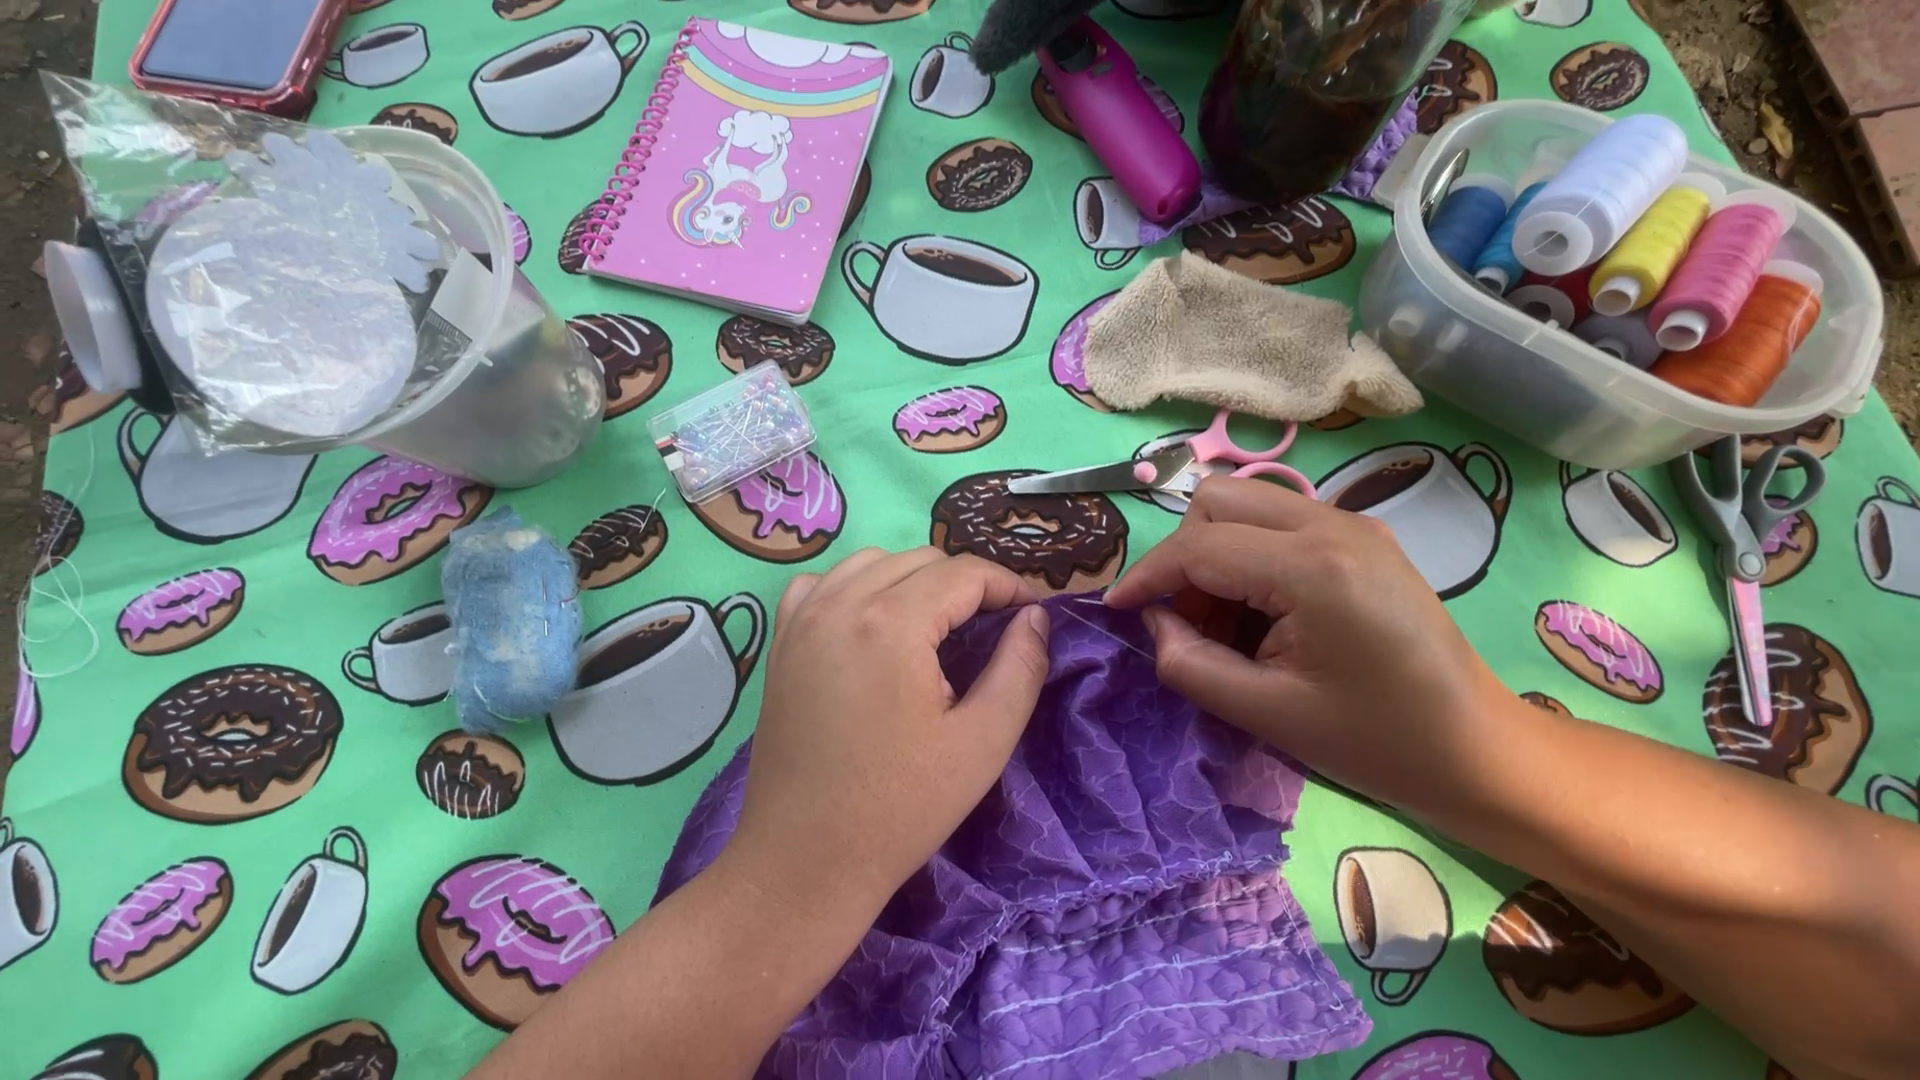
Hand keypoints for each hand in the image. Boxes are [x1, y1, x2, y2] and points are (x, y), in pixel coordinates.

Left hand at [722, 549, 1051, 916]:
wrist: (805, 859)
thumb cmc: (901, 808)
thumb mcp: (983, 743)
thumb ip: (1020, 669)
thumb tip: (1034, 617)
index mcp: (892, 625)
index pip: (964, 573)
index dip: (1008, 584)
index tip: (1030, 612)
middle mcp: (841, 605)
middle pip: (920, 560)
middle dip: (965, 583)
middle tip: (991, 626)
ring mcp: (802, 621)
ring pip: (872, 562)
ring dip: (913, 579)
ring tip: (937, 625)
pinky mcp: (780, 644)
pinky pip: (823, 585)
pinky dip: (857, 587)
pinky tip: (872, 624)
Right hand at [1105, 477, 1505, 813]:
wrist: (1477, 749)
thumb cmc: (1375, 742)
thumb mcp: (1265, 713)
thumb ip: (1189, 663)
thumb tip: (1155, 621)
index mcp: (1314, 568)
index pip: (1199, 546)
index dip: (1147, 576)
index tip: (1116, 610)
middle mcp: (1334, 524)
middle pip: (1218, 500)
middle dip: (1183, 557)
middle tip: (1188, 621)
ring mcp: (1354, 524)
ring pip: (1246, 503)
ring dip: (1215, 553)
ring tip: (1227, 624)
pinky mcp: (1363, 536)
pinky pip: (1278, 521)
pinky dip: (1248, 555)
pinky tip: (1262, 612)